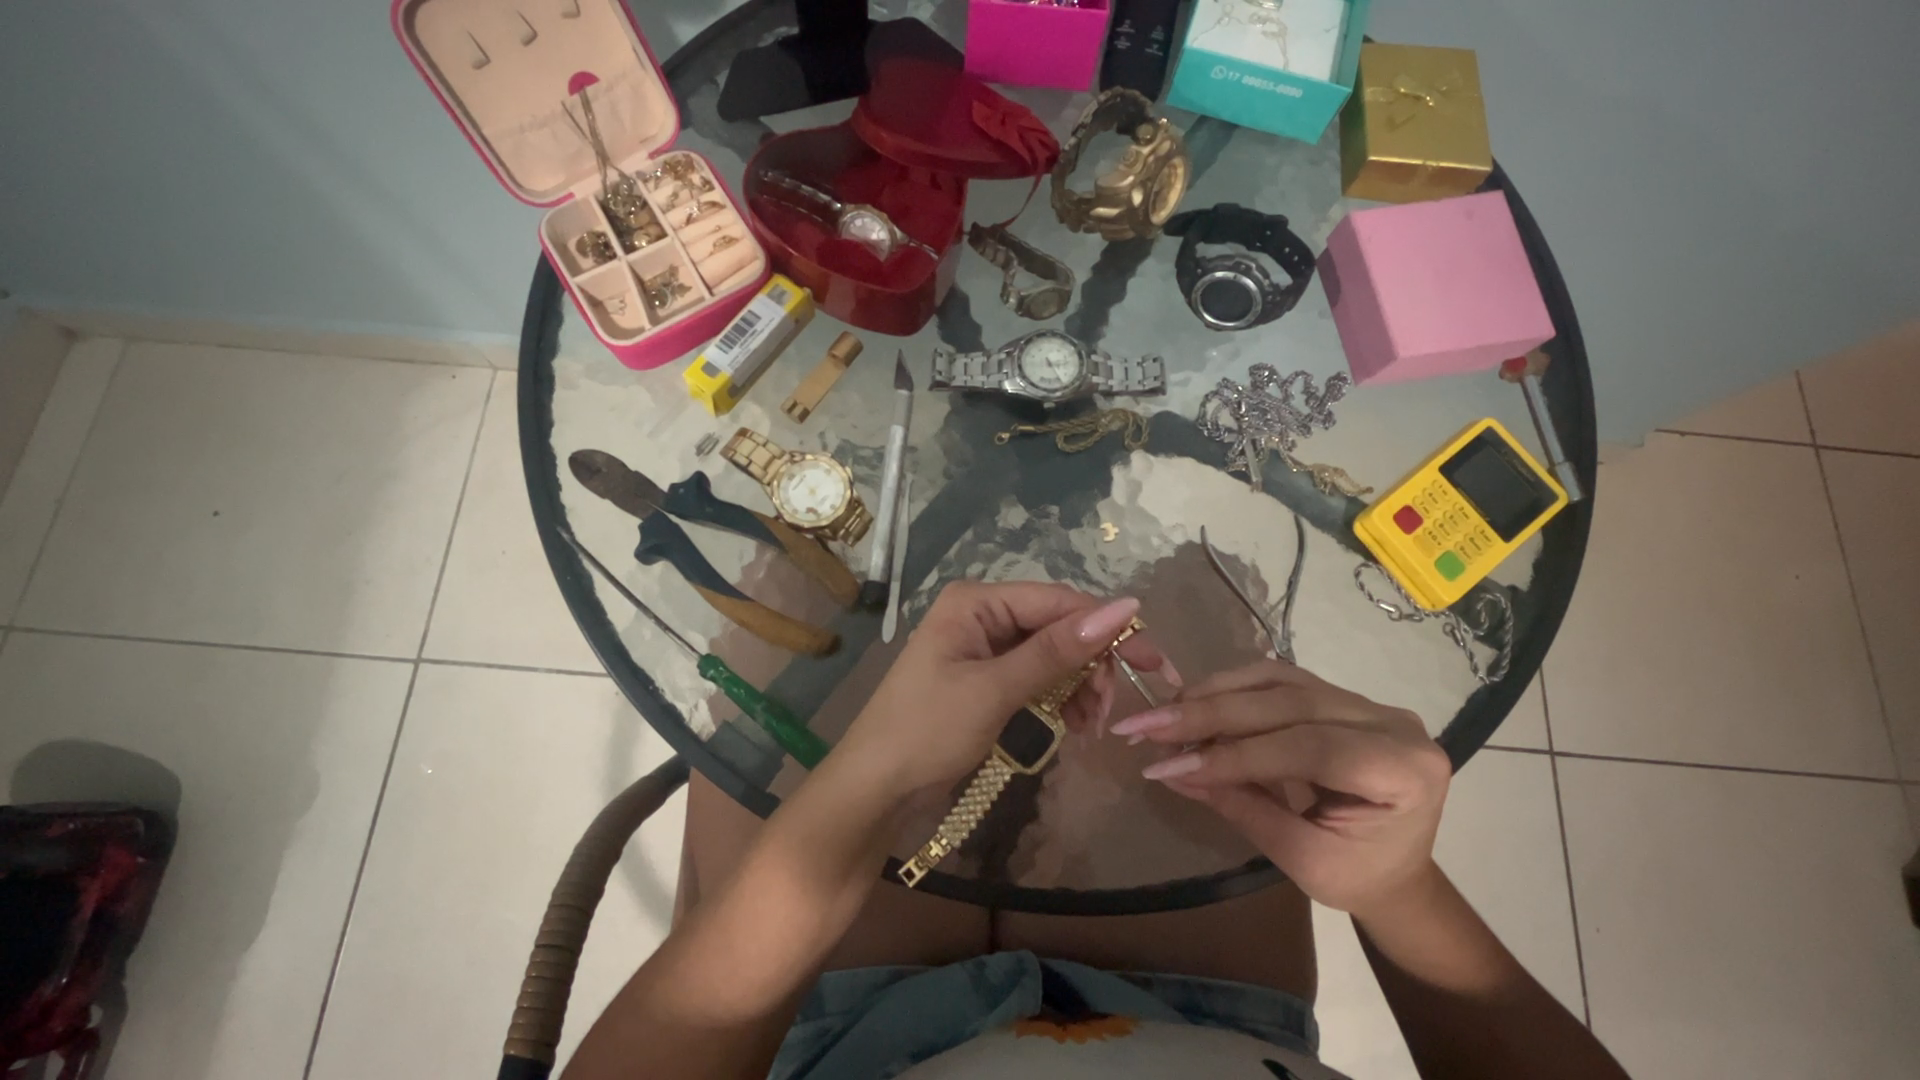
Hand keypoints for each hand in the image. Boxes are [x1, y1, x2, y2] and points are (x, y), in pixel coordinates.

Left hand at [834, 582, 1172, 805]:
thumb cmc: (927, 731)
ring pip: (1054, 655)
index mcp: (976, 601)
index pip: (1059, 601)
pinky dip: (1060, 699)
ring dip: (1080, 686)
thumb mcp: (995, 689)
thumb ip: (1058, 650)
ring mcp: (984, 647)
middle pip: (1059, 626)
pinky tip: (1075, 726)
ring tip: (1092, 726)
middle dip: (1092, 665)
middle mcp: (982, 614)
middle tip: (1112, 709)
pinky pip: (1037, 677)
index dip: (1108, 627)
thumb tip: (1125, 607)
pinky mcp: (987, 679)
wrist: (876, 787)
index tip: (1152, 663)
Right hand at [1112, 660, 1449, 917]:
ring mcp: (1366, 703)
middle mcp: (1392, 723)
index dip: (1233, 753)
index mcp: (1404, 771)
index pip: (1308, 747)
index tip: (1166, 765)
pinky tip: (1193, 701)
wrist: (1393, 873)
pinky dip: (1229, 688)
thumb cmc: (1355, 876)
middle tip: (1147, 726)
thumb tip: (1170, 770)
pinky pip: (1278, 680)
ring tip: (1163, 713)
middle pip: (1289, 703)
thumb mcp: (1301, 857)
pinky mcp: (1338, 696)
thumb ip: (1241, 806)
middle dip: (1210, 714)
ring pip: (1278, 681)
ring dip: (1214, 693)